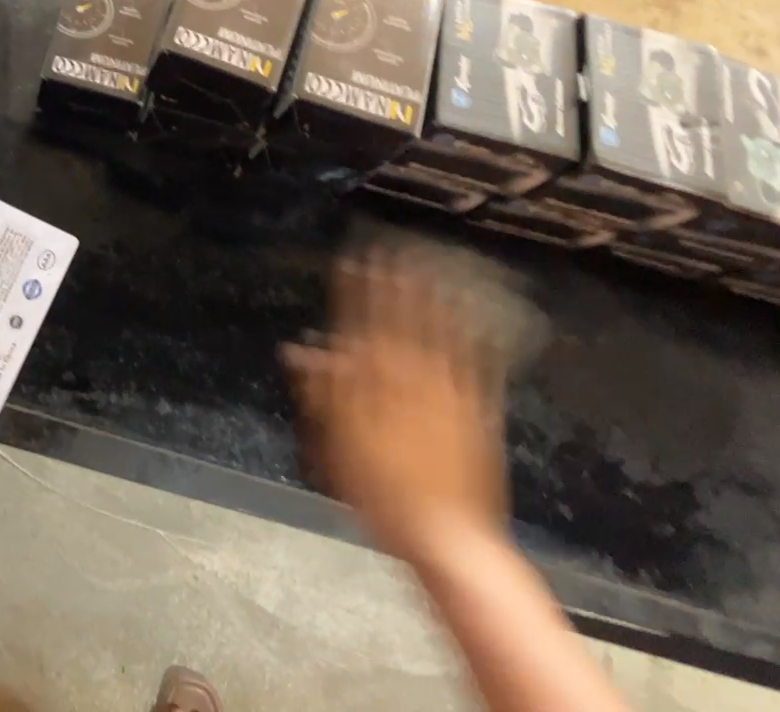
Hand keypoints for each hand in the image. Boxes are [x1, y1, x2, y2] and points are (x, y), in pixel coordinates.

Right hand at [284, 246, 505, 562]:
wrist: (443, 533)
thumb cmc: (377, 492)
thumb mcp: (334, 444)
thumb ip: (321, 392)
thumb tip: (299, 350)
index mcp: (372, 382)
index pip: (358, 324)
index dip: (353, 290)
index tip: (350, 259)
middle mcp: (411, 375)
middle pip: (399, 317)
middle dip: (392, 280)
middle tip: (390, 246)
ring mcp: (450, 389)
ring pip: (440, 329)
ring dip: (432, 294)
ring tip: (429, 263)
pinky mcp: (481, 407)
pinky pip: (479, 361)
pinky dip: (477, 333)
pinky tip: (479, 313)